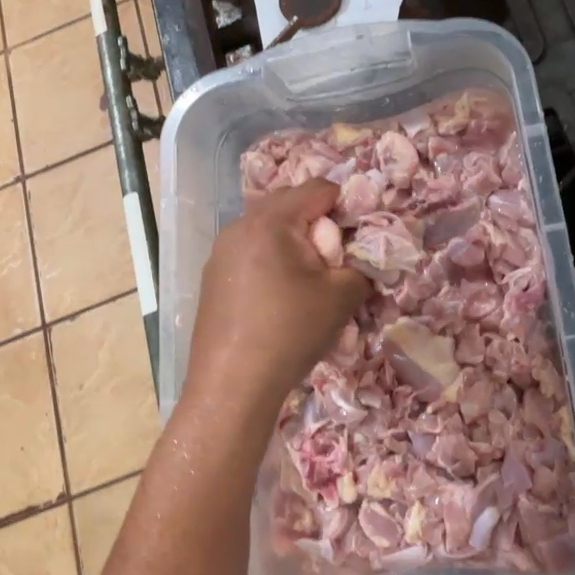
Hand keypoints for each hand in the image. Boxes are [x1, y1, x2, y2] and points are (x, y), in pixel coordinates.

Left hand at [186, 179, 367, 406]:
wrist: (232, 386)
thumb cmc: (290, 332)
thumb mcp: (342, 296)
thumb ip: (360, 264)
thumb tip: (361, 258)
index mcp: (271, 221)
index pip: (318, 189)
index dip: (345, 206)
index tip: (356, 238)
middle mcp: (240, 226)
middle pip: (289, 204)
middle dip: (317, 224)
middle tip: (332, 261)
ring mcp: (221, 252)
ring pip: (268, 229)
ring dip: (294, 243)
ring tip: (307, 282)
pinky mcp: (212, 277)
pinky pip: (251, 252)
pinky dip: (272, 262)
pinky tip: (280, 300)